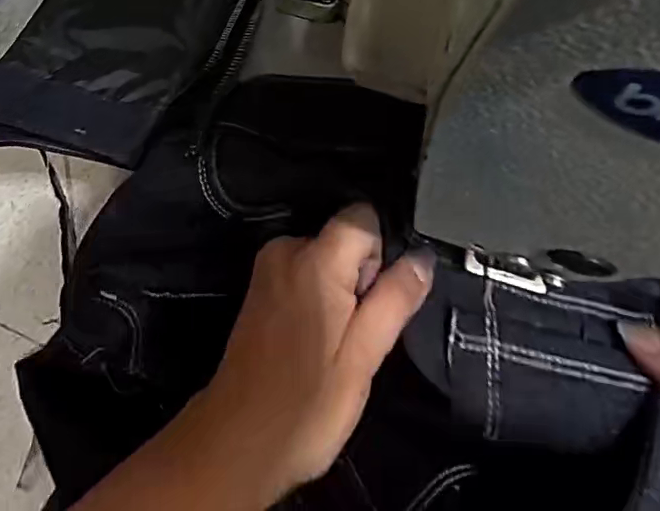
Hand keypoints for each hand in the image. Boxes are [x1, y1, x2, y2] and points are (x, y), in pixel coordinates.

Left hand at [73, 204, 433, 510]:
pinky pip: (304, 270)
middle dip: (359, 275)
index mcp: (314, 259)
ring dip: (338, 289)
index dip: (380, 253)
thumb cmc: (306, 404)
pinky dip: (316, 295)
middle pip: (344, 237)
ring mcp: (267, 266)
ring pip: (326, 256)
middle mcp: (286, 248)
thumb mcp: (365, 356)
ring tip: (331, 341)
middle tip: (354, 331)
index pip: (363, 216)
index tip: (374, 298)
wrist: (236, 444)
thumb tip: (423, 258)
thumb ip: (396, 298)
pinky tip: (310, 339)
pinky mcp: (259, 286)